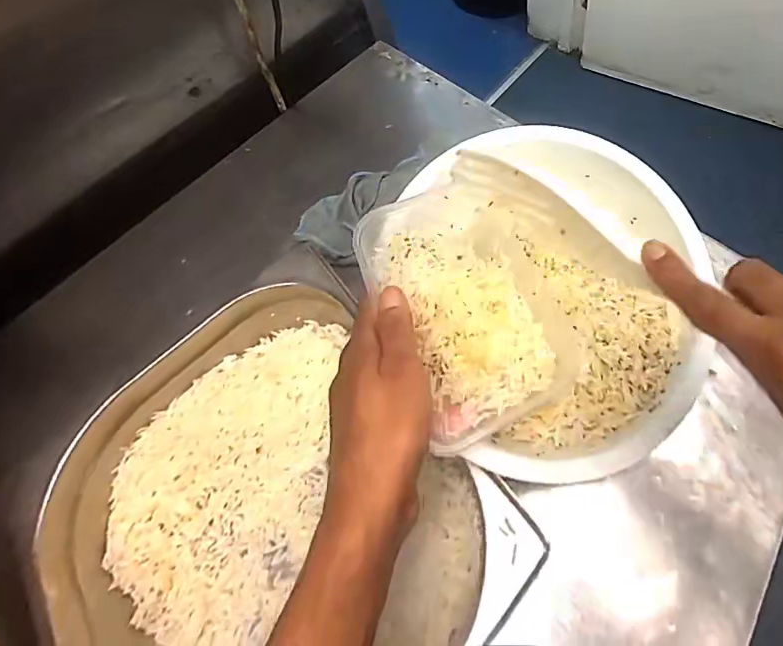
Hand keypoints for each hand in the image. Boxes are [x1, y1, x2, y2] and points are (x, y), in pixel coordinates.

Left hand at [326, 286, 430, 542]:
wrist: (372, 502)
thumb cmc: (391, 429)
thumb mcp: (401, 372)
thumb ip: (396, 333)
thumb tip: (388, 291)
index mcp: (356, 359)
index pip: (367, 314)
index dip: (385, 295)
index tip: (410, 280)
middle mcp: (349, 379)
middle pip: (371, 340)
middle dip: (395, 323)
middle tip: (430, 308)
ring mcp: (356, 408)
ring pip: (380, 369)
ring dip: (402, 355)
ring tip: (433, 345)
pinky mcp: (368, 431)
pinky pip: (388, 395)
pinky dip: (405, 384)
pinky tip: (426, 392)